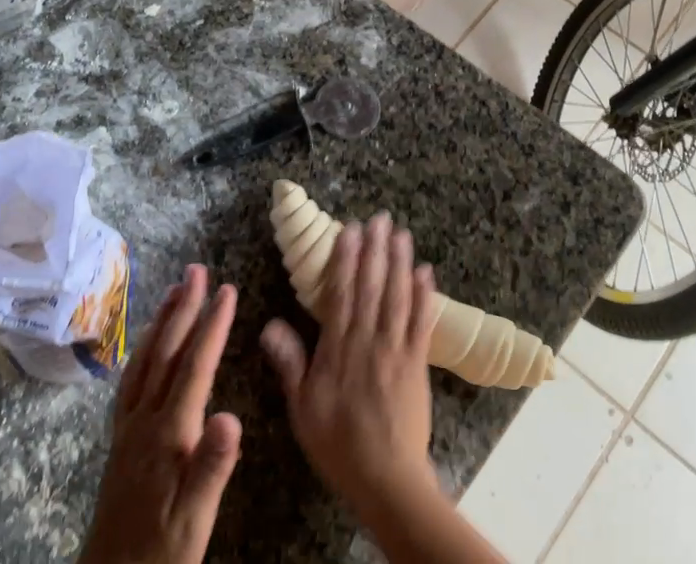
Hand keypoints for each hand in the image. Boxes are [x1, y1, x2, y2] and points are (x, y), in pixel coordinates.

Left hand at [80, 265, 240, 563]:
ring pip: (145, 360)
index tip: (228, 289)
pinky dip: (144, 350)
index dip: (212, 326)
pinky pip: (131, 379)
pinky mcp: (120, 438)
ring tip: (175, 290)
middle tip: (197, 269)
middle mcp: (144, 420)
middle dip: (184, 308)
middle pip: (165, 352)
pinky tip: (149, 345)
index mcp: (168, 433)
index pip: (194, 368)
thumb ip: (213, 466)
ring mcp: (128, 427)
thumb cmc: (163, 550)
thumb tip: (233, 415)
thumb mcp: (196, 517)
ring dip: (162, 321)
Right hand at [260, 215, 438, 515]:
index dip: (344, 259)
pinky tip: (426, 273)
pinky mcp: (418, 364)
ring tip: (400, 233)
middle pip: (371, 287)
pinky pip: (422, 323)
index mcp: (337, 350)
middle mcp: (368, 342)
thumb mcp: (301, 408)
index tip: (348, 230)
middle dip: (374, 249)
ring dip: (399, 262)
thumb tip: (270, 325)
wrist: (386, 478)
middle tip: (379, 218)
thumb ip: (290, 364)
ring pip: (398, 297)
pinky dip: (424, 295)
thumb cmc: (337, 444)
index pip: (340, 294)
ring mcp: (396, 350)